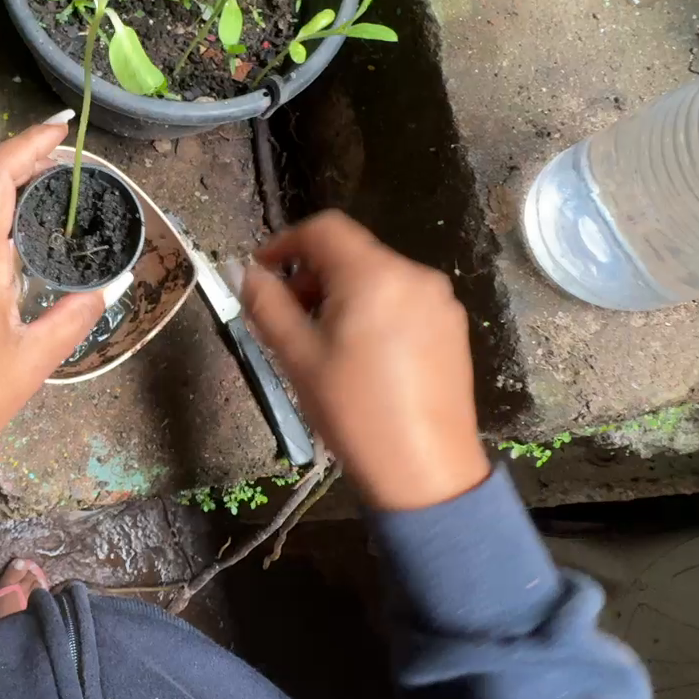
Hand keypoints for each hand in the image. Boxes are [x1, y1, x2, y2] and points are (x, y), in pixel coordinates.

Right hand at [239, 211, 489, 511]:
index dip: (284, 242)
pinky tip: (356, 355)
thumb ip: (266, 303)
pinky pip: (399, 300)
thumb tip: (247, 272)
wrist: (424, 469)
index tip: (259, 271)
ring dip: (336, 294)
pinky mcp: (451, 328)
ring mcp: (439, 302)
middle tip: (283, 317)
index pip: (324, 229)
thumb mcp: (295, 355)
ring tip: (317, 341)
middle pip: (350, 253)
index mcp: (374, 275)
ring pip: (375, 277)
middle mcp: (414, 276)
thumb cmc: (352, 409)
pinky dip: (368, 310)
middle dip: (309, 275)